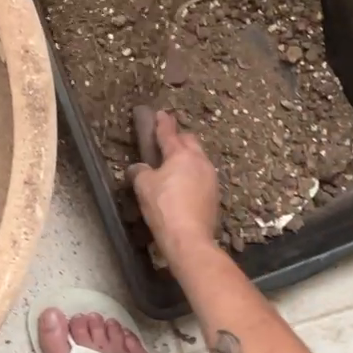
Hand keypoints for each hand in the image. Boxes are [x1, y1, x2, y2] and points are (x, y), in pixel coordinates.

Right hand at [128, 110, 221, 264]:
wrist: (189, 238)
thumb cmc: (164, 207)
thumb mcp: (143, 186)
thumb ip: (140, 172)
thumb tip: (138, 168)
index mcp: (181, 154)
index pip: (169, 133)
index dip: (162, 123)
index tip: (161, 114)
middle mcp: (200, 161)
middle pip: (190, 142)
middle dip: (179, 138)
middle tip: (167, 139)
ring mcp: (211, 178)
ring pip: (198, 160)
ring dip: (187, 158)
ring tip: (174, 164)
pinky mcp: (214, 195)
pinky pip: (201, 177)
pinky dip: (191, 175)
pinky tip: (183, 185)